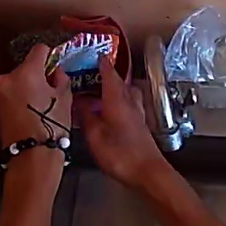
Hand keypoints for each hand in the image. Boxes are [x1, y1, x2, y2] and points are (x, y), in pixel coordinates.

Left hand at [0, 44, 73, 150]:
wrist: (32, 155)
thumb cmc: (51, 124)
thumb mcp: (65, 98)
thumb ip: (61, 78)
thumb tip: (56, 71)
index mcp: (26, 72)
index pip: (39, 50)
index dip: (50, 54)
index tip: (56, 63)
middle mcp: (8, 78)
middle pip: (26, 67)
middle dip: (37, 73)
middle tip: (50, 87)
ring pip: (17, 81)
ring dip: (27, 86)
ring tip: (40, 102)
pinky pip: (10, 94)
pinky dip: (19, 97)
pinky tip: (30, 110)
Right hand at [73, 56, 171, 191]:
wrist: (147, 171)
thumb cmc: (120, 153)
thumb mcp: (95, 135)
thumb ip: (86, 116)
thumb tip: (79, 101)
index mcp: (117, 100)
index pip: (110, 75)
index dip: (103, 63)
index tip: (97, 54)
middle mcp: (129, 103)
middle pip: (119, 82)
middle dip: (107, 75)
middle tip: (93, 72)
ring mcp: (137, 114)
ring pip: (125, 93)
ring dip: (114, 89)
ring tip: (99, 91)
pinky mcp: (139, 125)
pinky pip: (128, 105)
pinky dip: (119, 102)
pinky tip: (110, 111)